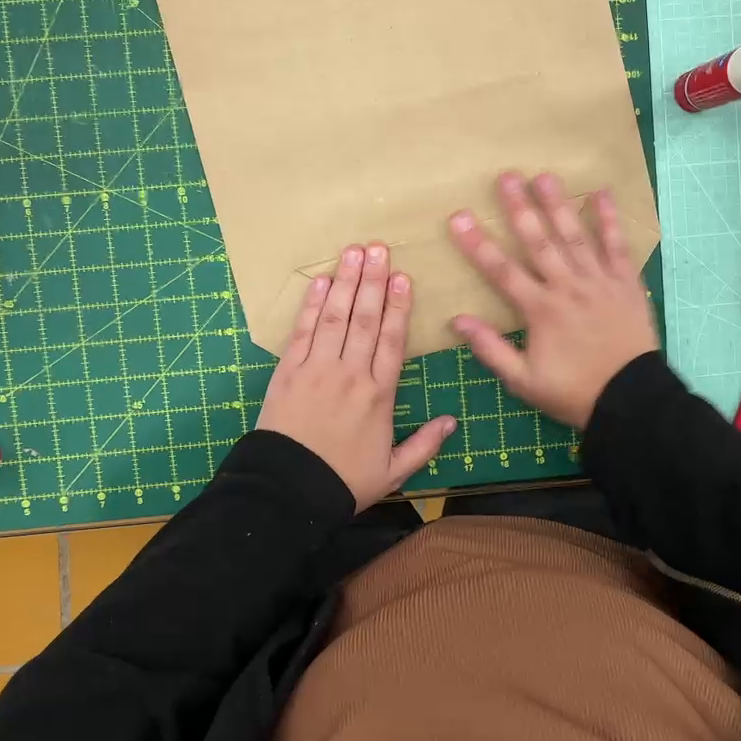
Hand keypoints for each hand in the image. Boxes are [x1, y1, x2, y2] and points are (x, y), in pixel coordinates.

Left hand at [256, 242, 456, 511]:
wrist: (289, 491)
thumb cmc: (343, 482)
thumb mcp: (393, 471)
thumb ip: (424, 444)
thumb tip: (452, 421)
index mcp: (380, 395)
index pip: (392, 341)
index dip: (399, 307)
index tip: (403, 277)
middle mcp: (351, 374)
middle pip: (365, 319)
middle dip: (373, 281)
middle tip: (378, 248)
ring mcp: (317, 369)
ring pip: (335, 317)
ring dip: (345, 282)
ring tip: (353, 252)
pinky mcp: (288, 371)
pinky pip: (303, 331)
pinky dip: (311, 304)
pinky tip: (320, 281)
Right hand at [448, 172, 658, 429]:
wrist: (631, 401)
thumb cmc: (573, 392)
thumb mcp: (523, 380)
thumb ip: (490, 348)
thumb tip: (457, 320)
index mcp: (540, 310)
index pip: (501, 271)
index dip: (478, 244)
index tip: (459, 217)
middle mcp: (567, 288)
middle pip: (539, 241)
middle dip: (520, 208)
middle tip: (506, 177)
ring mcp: (599, 282)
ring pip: (575, 236)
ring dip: (558, 205)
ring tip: (544, 176)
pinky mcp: (626, 283)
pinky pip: (617, 246)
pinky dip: (609, 219)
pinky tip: (600, 194)